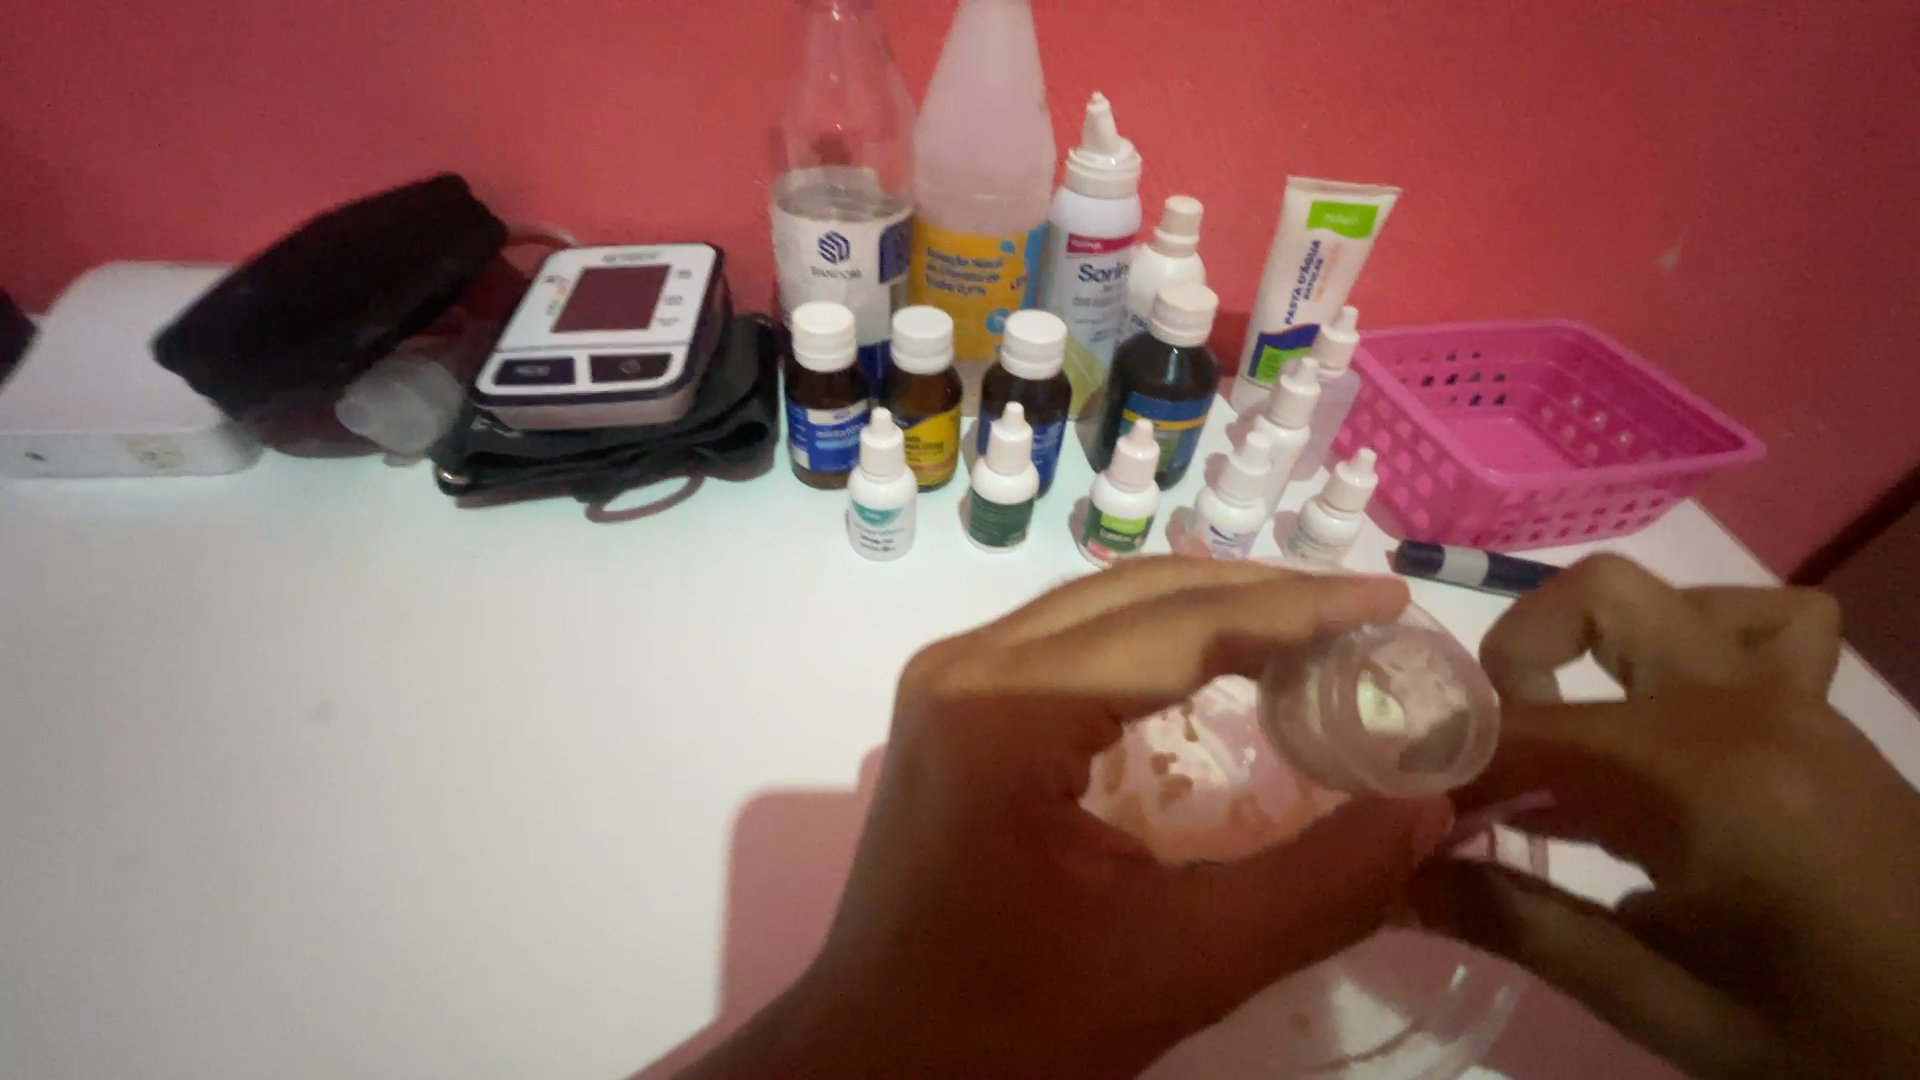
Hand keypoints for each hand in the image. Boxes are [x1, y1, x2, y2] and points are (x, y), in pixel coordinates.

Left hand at [678, 559, 1453, 1079]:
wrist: (876, 1049)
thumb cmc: (1010, 1024)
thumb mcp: (1177, 962)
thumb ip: (1316, 885)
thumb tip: (1429, 807)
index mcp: (1006, 709)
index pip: (1175, 627)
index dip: (1292, 608)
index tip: (1387, 597)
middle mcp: (967, 662)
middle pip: (1133, 594)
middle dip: (1252, 595)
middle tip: (1356, 611)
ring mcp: (950, 672)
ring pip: (1098, 604)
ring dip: (1201, 607)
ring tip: (1302, 627)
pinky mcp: (951, 696)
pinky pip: (1066, 638)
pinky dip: (1147, 637)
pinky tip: (1207, 661)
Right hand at [1408, 554, 1919, 1078]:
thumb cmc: (1827, 1039)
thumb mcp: (1660, 1002)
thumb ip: (1513, 922)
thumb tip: (1389, 882)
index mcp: (1704, 773)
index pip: (1523, 729)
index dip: (1446, 758)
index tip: (1403, 797)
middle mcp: (1746, 707)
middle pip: (1592, 600)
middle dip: (1511, 660)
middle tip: (1494, 748)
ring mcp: (1793, 702)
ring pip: (1667, 598)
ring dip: (1592, 640)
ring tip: (1568, 723)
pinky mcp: (1814, 717)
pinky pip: (1753, 626)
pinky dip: (1685, 641)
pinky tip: (1654, 709)